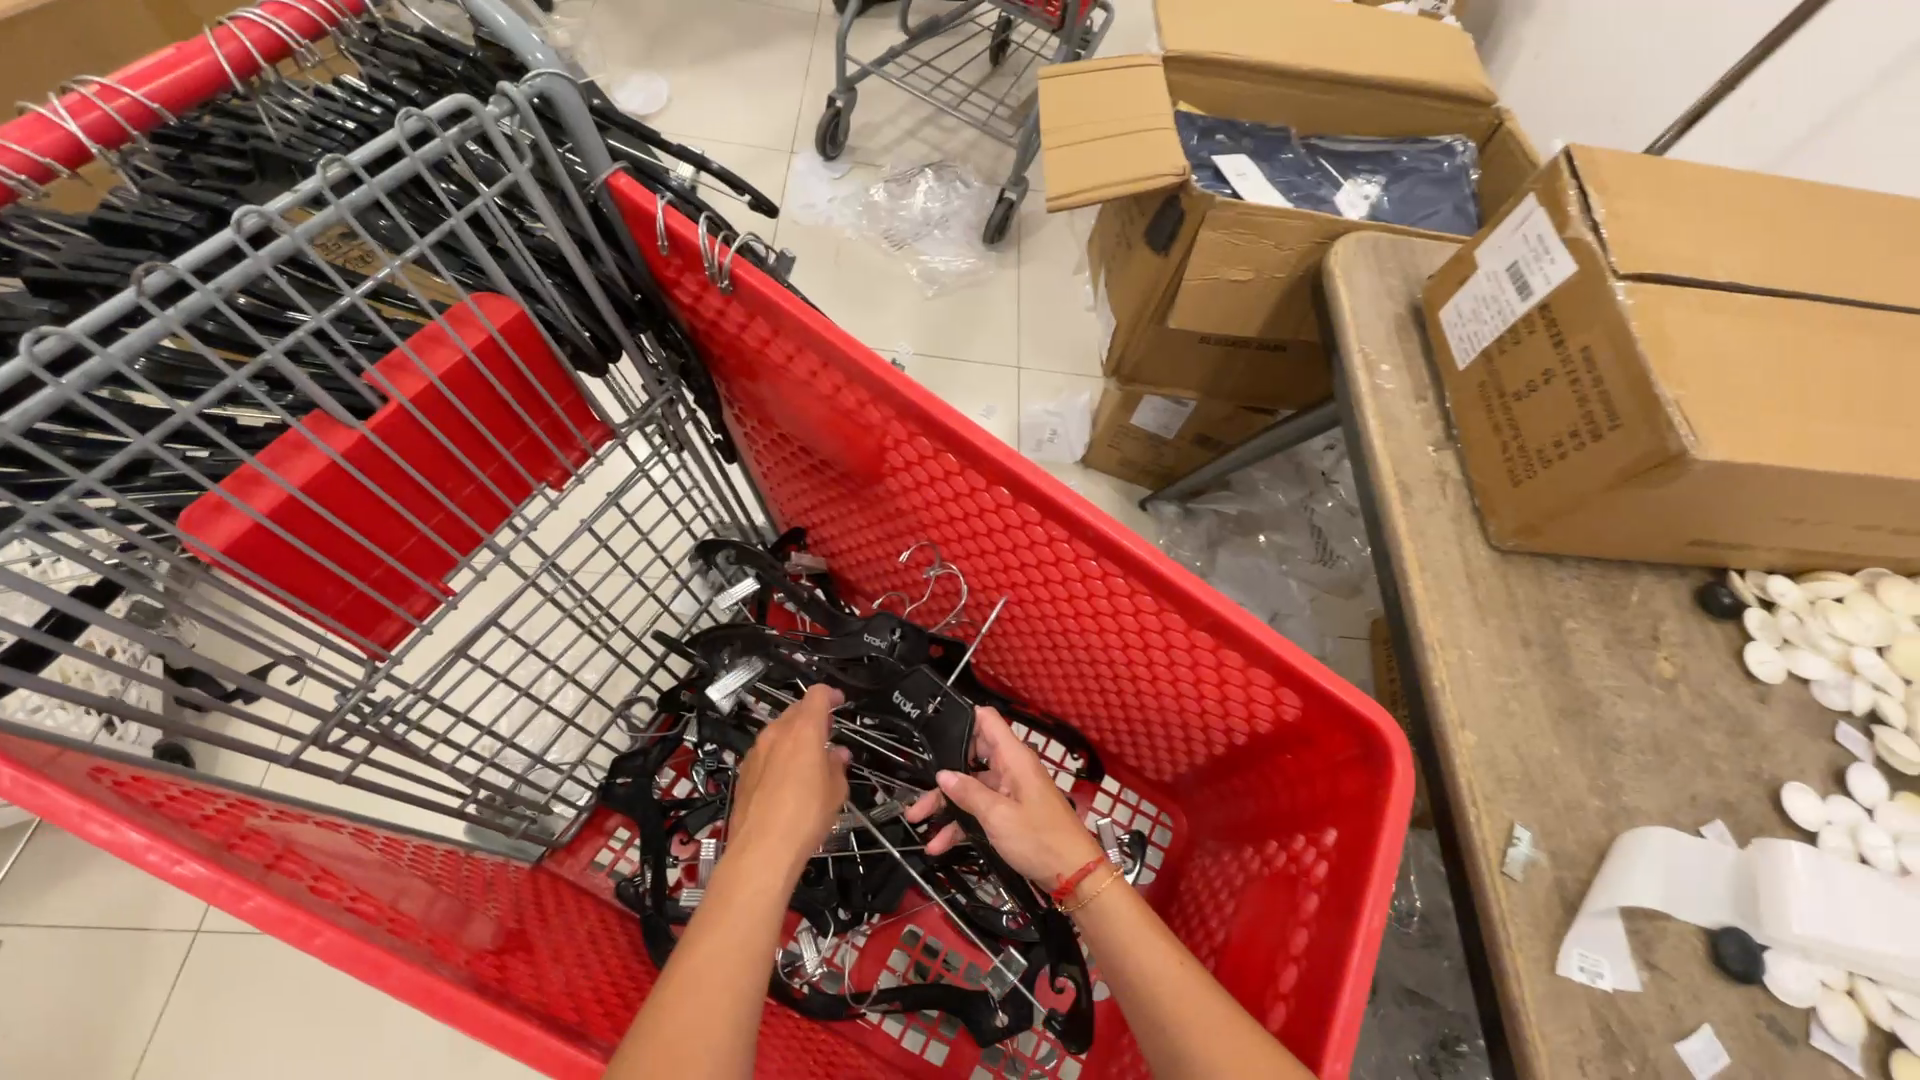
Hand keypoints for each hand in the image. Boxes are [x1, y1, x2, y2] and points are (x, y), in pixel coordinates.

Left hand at [727, 685, 850, 879]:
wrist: (761, 850)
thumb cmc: (806, 816)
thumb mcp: (835, 790)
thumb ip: (837, 766)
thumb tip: (837, 755)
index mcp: (803, 730)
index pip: (816, 695)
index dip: (830, 695)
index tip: (839, 702)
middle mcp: (776, 734)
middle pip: (795, 711)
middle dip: (812, 717)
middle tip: (827, 734)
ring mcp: (755, 752)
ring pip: (778, 732)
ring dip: (794, 738)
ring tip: (809, 760)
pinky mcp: (743, 772)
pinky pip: (765, 753)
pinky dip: (778, 756)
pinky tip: (787, 780)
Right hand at [906, 706, 1105, 887]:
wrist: (1074, 874)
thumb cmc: (1039, 839)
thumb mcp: (998, 816)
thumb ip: (969, 793)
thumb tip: (943, 774)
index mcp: (1013, 758)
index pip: (987, 721)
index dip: (962, 719)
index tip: (934, 730)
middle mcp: (1011, 769)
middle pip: (971, 759)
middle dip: (943, 775)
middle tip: (916, 792)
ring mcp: (1011, 793)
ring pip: (971, 789)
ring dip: (946, 806)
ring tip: (917, 821)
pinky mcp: (1011, 814)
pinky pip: (980, 811)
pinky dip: (961, 824)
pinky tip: (940, 844)